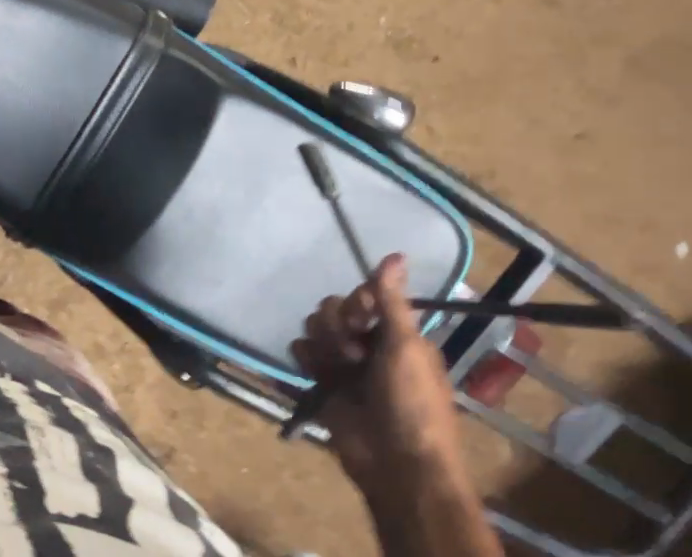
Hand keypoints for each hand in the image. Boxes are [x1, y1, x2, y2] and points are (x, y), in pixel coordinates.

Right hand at [290, 254, 465, 486]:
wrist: (396, 460)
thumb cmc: (411, 403)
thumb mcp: (406, 348)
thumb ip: (392, 302)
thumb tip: (396, 254)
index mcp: (397, 336)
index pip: (363, 297)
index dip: (356, 304)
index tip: (362, 320)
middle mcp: (370, 345)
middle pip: (333, 310)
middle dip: (336, 327)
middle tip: (353, 354)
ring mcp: (344, 364)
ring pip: (314, 329)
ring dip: (323, 345)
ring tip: (338, 370)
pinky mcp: (321, 381)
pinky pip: (301, 352)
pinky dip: (306, 360)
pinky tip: (317, 375)